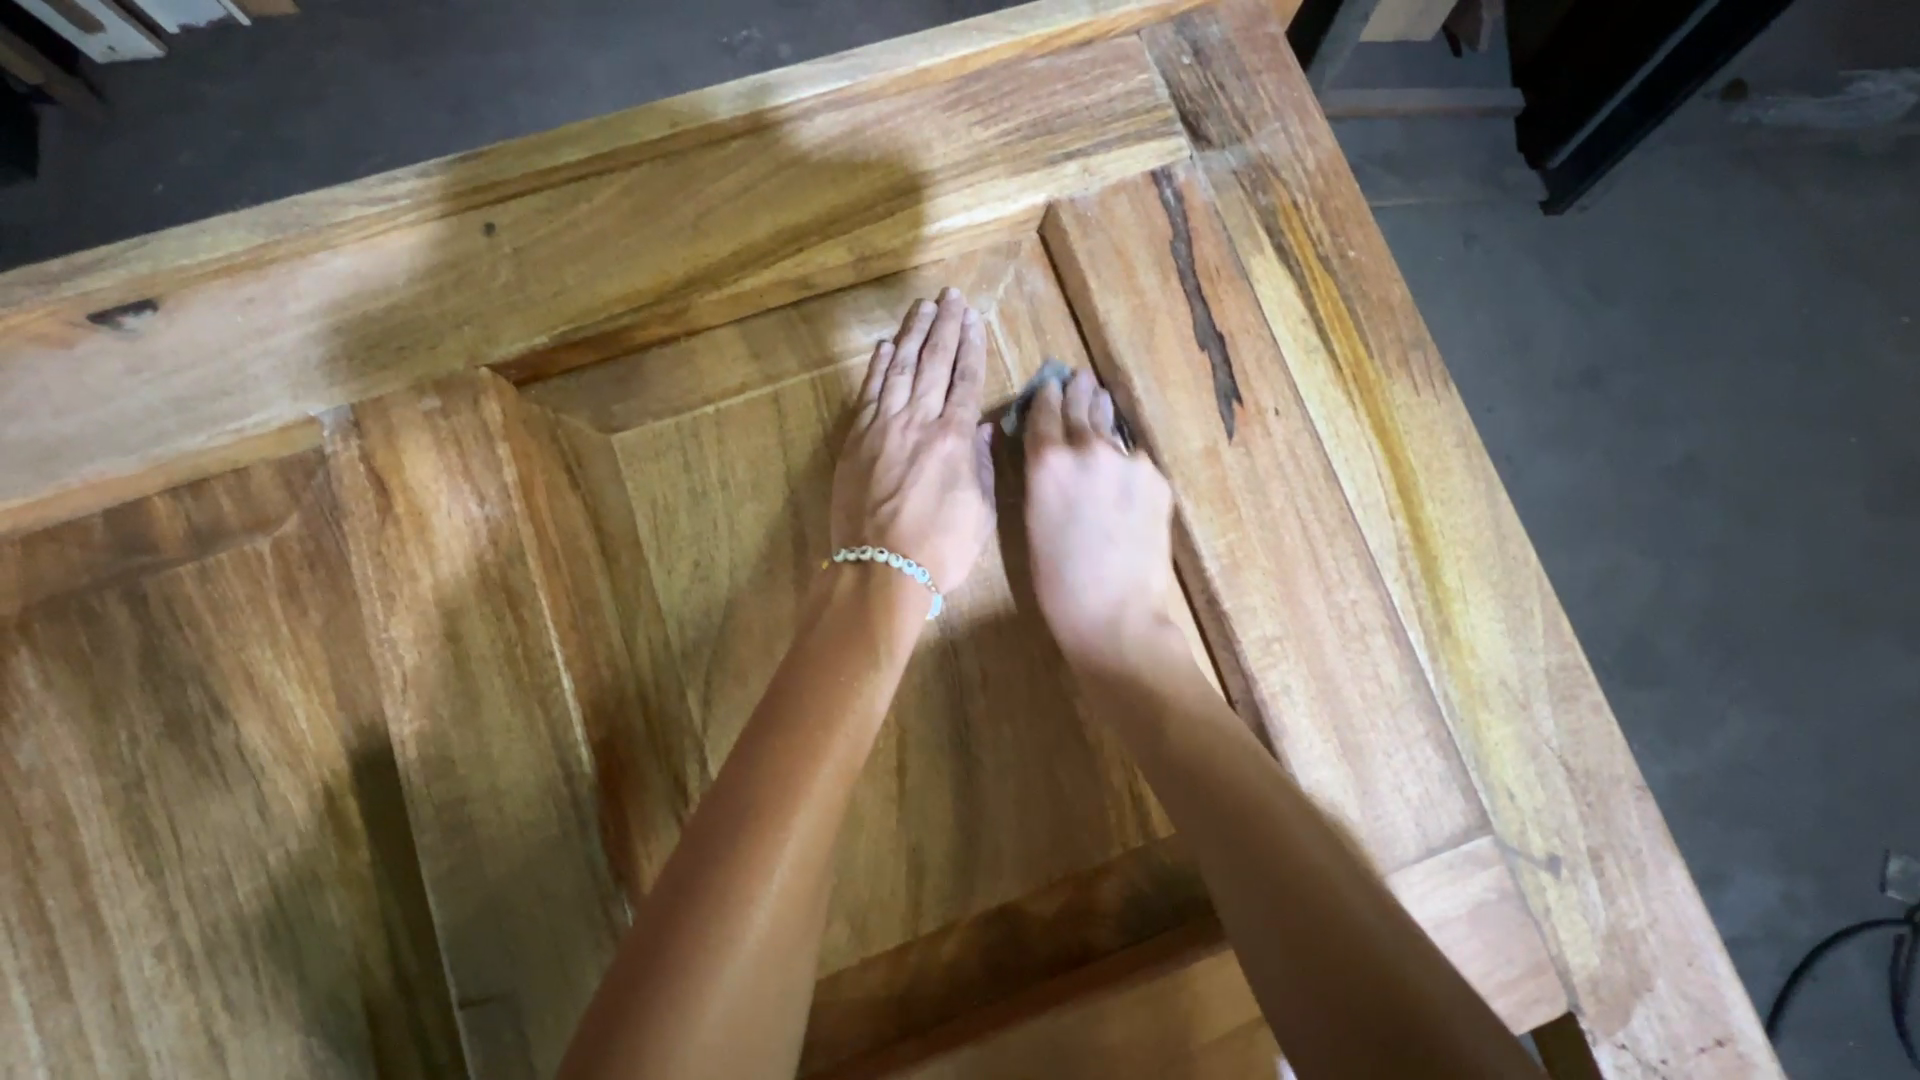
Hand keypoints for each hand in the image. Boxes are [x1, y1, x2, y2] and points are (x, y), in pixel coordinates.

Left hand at [831, 287, 995, 595]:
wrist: (881, 570)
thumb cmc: (940, 549)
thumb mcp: (980, 512)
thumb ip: (982, 465)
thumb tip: (983, 428)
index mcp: (955, 440)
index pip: (966, 380)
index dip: (971, 346)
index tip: (974, 318)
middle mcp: (919, 423)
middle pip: (934, 363)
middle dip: (945, 327)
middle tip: (951, 297)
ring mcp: (883, 428)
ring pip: (901, 369)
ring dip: (912, 335)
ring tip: (923, 307)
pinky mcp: (856, 441)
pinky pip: (870, 393)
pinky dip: (879, 367)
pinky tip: (887, 346)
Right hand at [1023, 369, 1179, 670]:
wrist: (1112, 611)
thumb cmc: (1056, 578)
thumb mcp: (1032, 517)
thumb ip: (1040, 474)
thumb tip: (1048, 449)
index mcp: (1047, 459)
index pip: (1044, 408)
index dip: (1046, 395)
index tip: (1050, 385)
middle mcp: (1087, 448)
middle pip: (1082, 404)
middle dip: (1077, 392)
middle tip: (1079, 380)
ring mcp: (1128, 460)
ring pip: (1112, 428)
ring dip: (1104, 415)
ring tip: (1101, 401)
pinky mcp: (1156, 478)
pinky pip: (1136, 459)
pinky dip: (1126, 459)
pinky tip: (1122, 472)